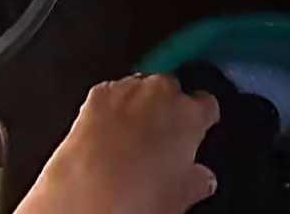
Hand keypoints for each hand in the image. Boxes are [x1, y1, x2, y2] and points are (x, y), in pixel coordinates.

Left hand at [19, 74, 220, 213]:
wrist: (83, 201)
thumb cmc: (136, 203)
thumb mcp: (177, 201)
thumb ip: (196, 181)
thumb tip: (203, 178)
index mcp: (189, 116)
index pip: (206, 104)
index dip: (202, 118)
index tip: (197, 130)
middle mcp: (162, 92)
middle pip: (171, 91)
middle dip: (166, 111)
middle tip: (156, 143)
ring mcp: (130, 88)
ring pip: (141, 89)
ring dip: (139, 106)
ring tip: (127, 140)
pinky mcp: (99, 92)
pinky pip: (112, 93)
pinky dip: (111, 108)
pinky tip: (104, 134)